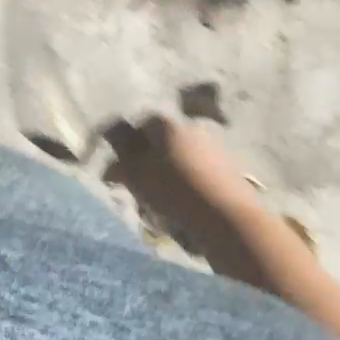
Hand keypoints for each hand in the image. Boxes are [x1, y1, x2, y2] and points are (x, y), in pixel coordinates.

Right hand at [106, 115, 264, 228]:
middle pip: (163, 138)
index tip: (123, 163)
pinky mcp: (230, 166)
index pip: (141, 123)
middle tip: (142, 179)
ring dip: (172, 166)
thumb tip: (109, 164)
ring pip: (182, 152)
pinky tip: (188, 195)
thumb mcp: (135, 177)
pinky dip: (191, 176)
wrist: (227, 216)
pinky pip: (201, 166)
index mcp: (166, 124)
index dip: (129, 142)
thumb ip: (118, 165)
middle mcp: (191, 127)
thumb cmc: (173, 190)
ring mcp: (214, 145)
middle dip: (151, 154)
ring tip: (165, 191)